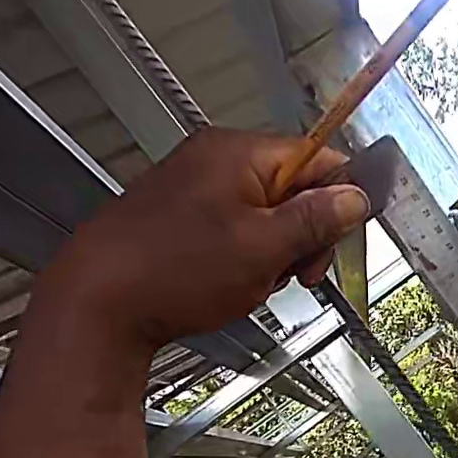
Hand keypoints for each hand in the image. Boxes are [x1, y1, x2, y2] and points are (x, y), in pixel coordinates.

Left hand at [33, 128, 371, 356]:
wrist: (102, 303)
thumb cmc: (172, 270)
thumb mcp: (264, 246)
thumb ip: (316, 219)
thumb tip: (354, 197)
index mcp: (239, 154)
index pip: (319, 157)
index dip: (339, 200)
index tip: (341, 237)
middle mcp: (219, 162)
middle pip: (298, 189)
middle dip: (308, 235)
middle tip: (300, 271)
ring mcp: (203, 190)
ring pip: (273, 216)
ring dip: (281, 253)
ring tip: (261, 279)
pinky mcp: (192, 218)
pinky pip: (245, 232)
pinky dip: (254, 259)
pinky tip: (241, 281)